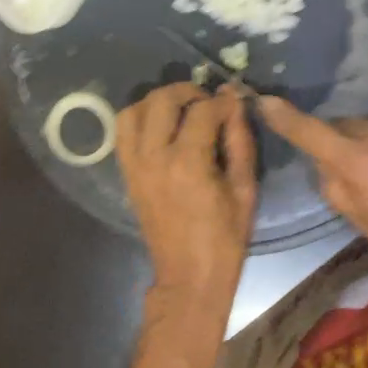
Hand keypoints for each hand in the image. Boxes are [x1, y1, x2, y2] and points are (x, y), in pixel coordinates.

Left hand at [117, 83, 257, 297]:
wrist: (189, 275)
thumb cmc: (225, 238)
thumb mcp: (245, 189)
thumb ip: (240, 141)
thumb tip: (234, 103)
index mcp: (188, 162)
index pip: (203, 110)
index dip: (223, 102)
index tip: (235, 104)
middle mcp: (154, 157)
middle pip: (162, 100)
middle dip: (187, 91)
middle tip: (206, 102)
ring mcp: (135, 166)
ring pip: (133, 111)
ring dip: (157, 102)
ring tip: (180, 111)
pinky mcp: (126, 175)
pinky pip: (122, 134)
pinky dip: (139, 121)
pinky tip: (161, 128)